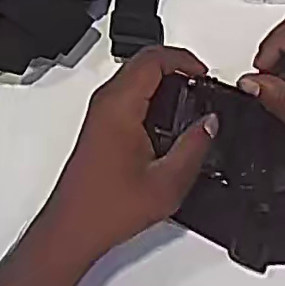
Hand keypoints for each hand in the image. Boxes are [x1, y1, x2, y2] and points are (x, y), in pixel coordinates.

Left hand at [34, 46, 218, 266]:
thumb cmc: (107, 207)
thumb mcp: (166, 183)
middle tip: (199, 80)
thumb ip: (194, 148)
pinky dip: (150, 91)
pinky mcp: (100, 122)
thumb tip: (210, 123)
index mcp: (120, 106)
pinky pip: (127, 91)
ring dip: (162, 77)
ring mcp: (100, 110)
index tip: (202, 72)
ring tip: (189, 95)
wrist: (74, 226)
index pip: (152, 59)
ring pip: (134, 75)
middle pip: (142, 61)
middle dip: (175, 64)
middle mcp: (106, 101)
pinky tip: (168, 115)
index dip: (182, 59)